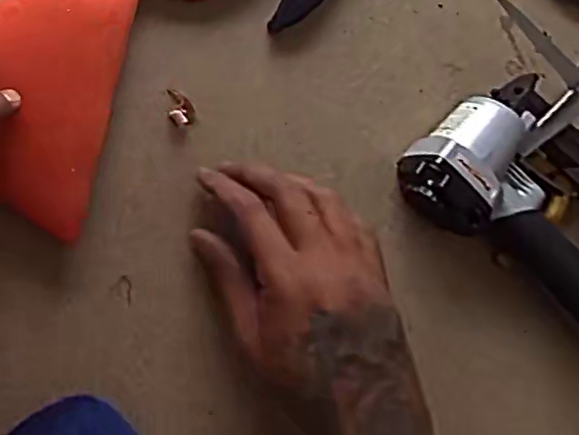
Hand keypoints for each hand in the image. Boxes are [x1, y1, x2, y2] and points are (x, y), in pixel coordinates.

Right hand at [192, 162, 431, 434]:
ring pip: (325, 198)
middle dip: (253, 172)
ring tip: (267, 178)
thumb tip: (200, 236)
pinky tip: (313, 203)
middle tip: (229, 169)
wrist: (371, 421)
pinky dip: (329, 202)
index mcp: (291, 278)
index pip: (251, 210)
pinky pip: (356, 222)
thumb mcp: (252, 339)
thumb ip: (227, 279)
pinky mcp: (378, 275)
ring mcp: (358, 266)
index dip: (223, 186)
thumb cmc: (306, 386)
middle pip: (287, 192)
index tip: (205, 176)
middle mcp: (327, 262)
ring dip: (291, 179)